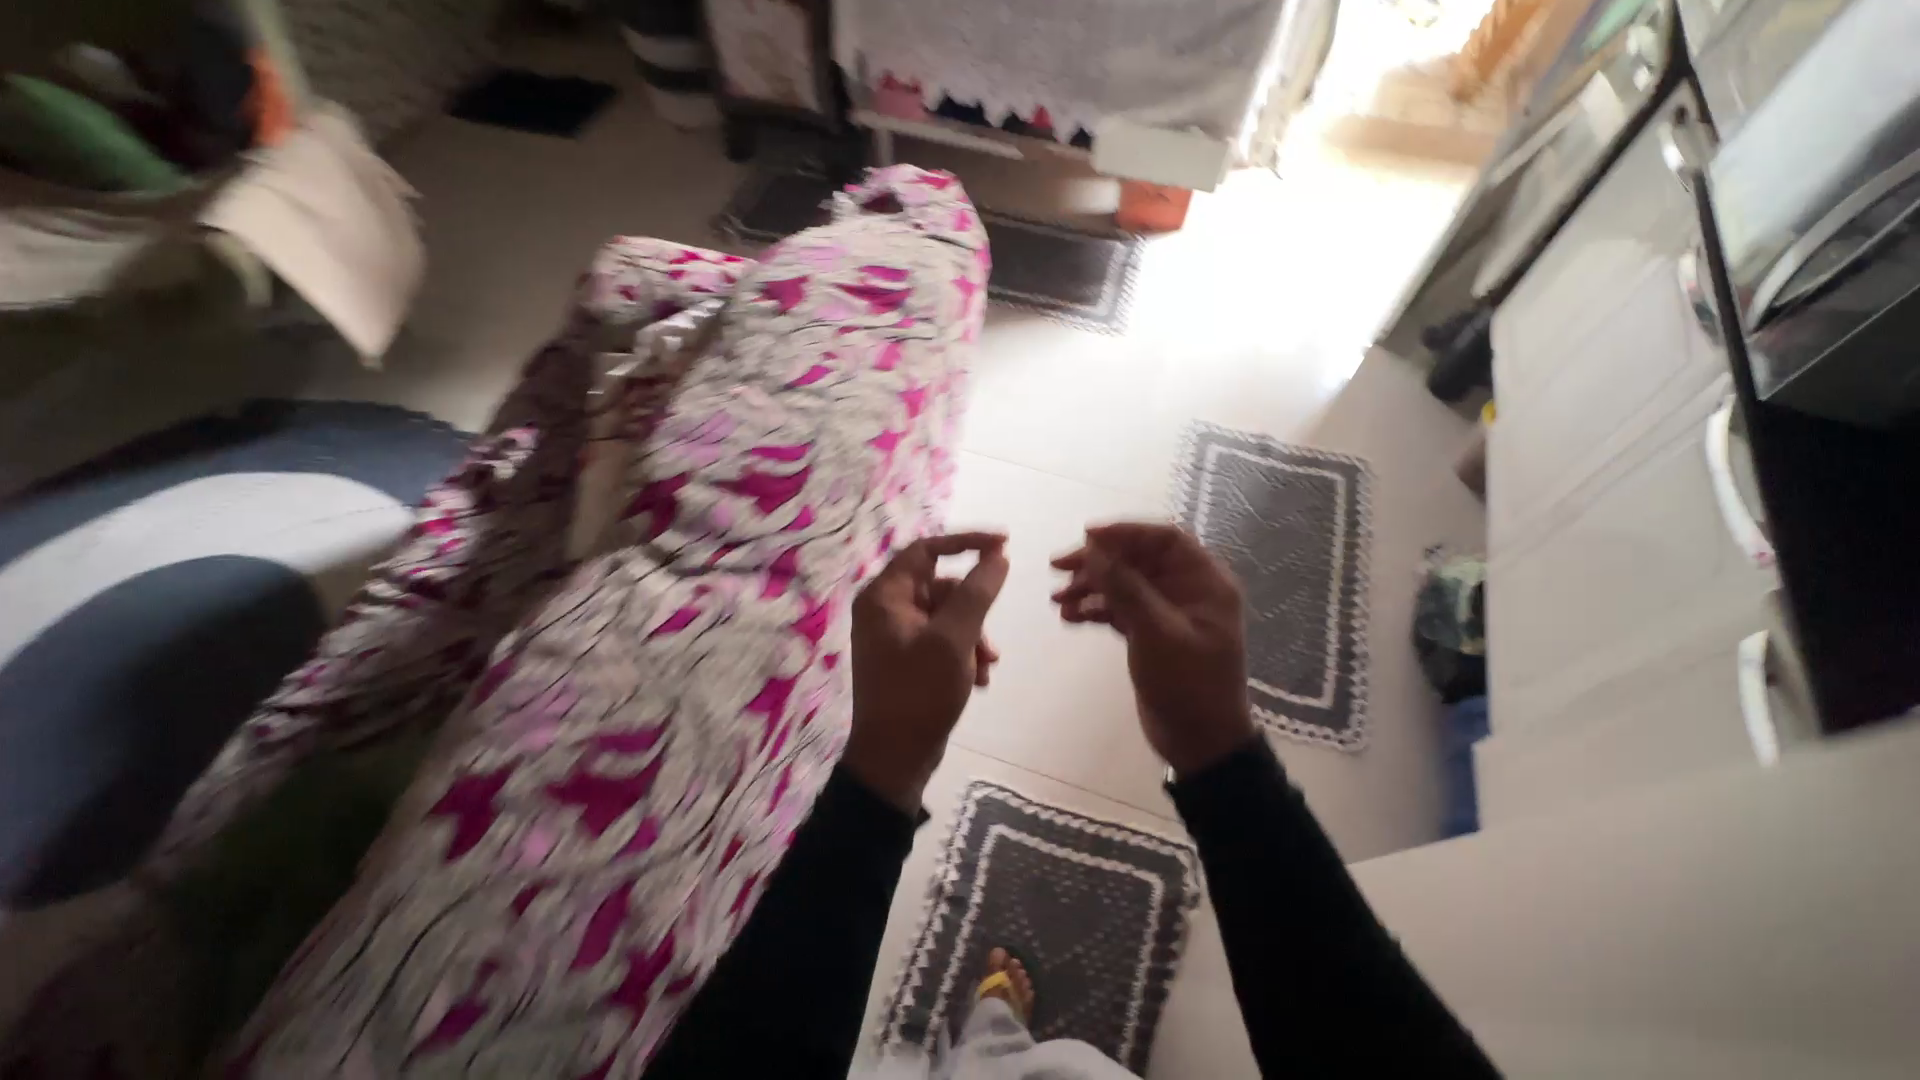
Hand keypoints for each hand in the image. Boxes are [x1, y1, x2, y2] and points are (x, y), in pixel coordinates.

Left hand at [847, 532, 1010, 809]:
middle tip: (989, 643)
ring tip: (986, 668)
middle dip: (974, 611)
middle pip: (942, 585)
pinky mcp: (906, 658)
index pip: (928, 548)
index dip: (967, 541)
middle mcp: (884, 608)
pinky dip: (964, 653)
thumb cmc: (919, 693)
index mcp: (884, 595)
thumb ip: (977, 593)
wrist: (894, 758)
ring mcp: (894, 635)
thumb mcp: (954, 639)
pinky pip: (942, 639)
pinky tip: (978, 680)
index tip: (1005, 544)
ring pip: (947, 615)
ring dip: (974, 637)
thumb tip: (998, 556)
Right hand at [1052, 523, 1254, 777]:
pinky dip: (1095, 610)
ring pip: (1124, 584)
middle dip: (1098, 562)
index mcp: (1204, 581)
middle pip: (1138, 559)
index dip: (1124, 532)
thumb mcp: (1157, 633)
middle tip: (1057, 567)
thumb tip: (1094, 549)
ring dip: (1091, 587)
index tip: (1085, 537)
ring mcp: (1168, 612)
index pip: (1164, 538)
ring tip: (1058, 601)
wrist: (1200, 742)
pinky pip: (1120, 609)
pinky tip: (1070, 617)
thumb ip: (1126, 588)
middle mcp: (1188, 590)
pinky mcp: (1151, 634)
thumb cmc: (1188, 684)